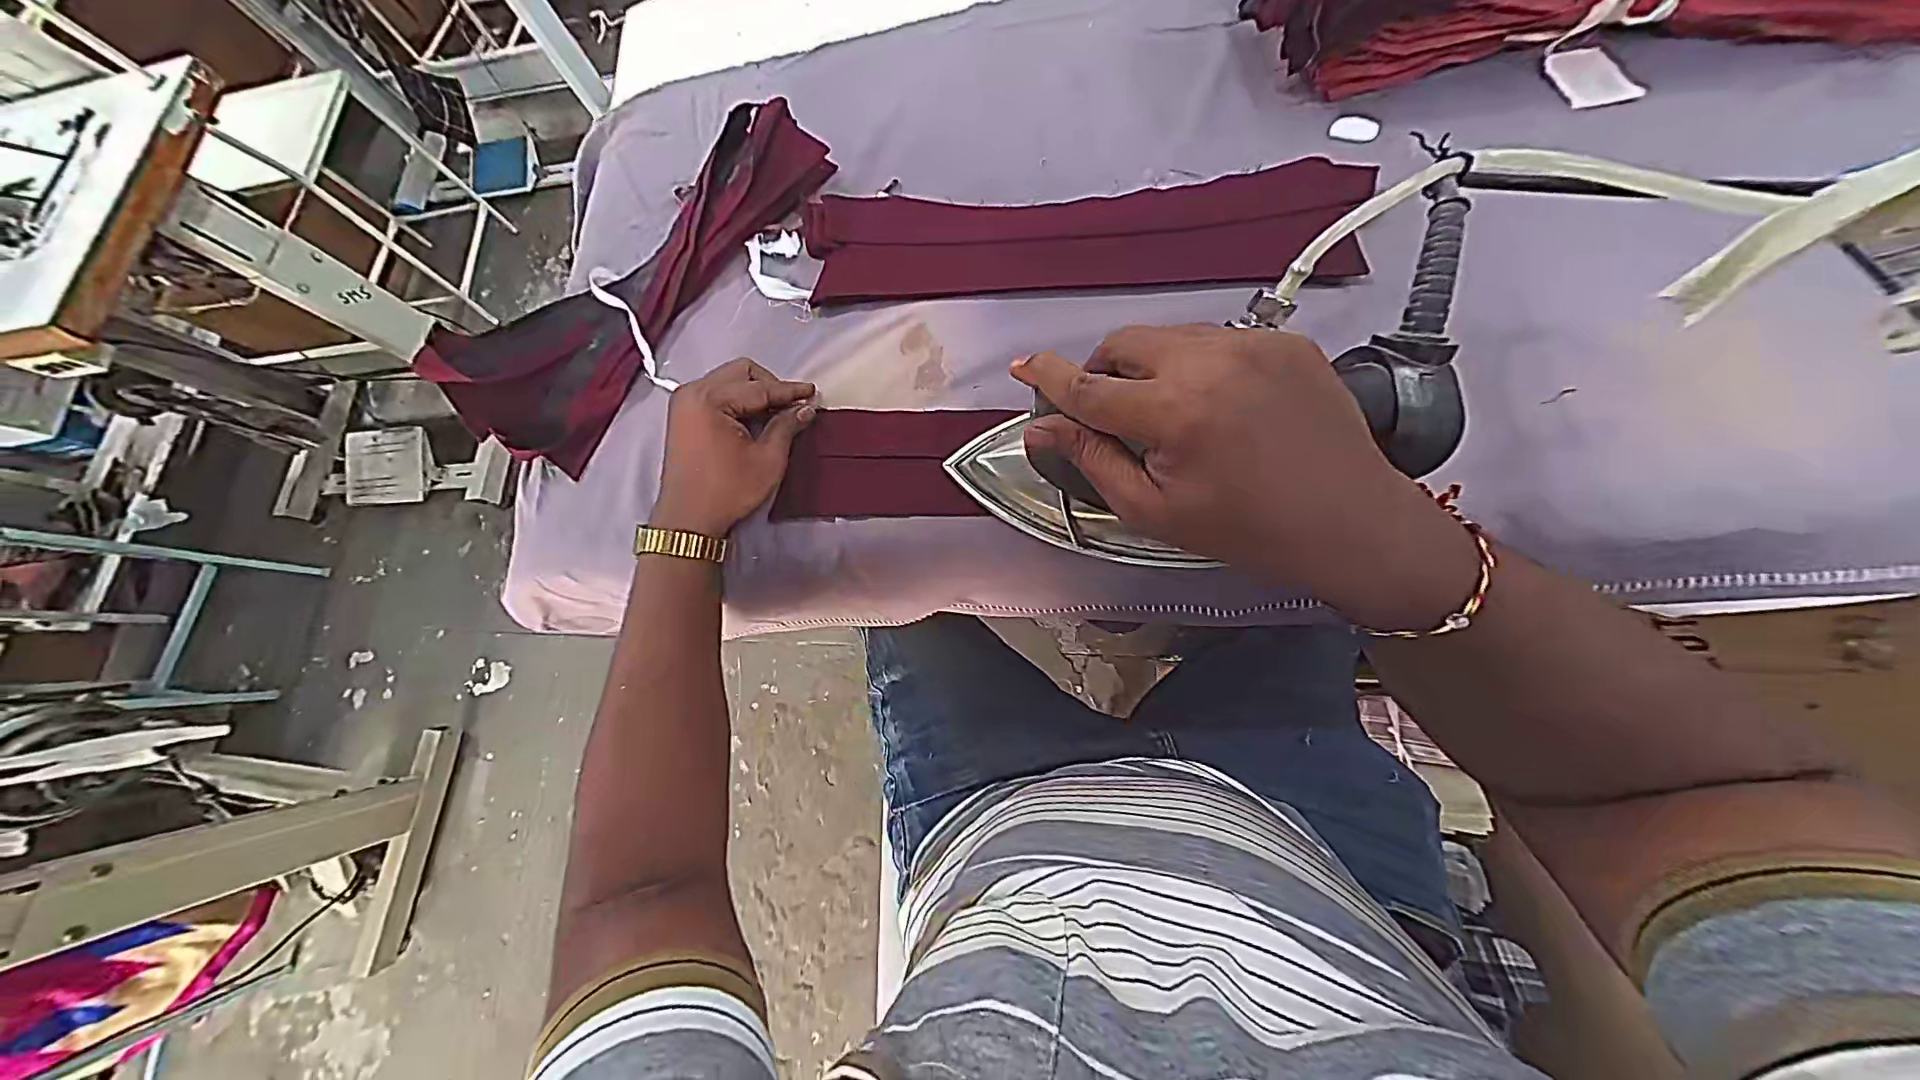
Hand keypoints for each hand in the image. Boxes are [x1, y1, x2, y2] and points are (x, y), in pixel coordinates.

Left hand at [651, 358, 815, 537]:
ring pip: (729, 380)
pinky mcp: (684, 415)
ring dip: (754, 393)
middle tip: (792, 407)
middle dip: (770, 386)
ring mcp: (684, 403)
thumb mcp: (768, 459)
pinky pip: (717, 394)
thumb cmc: (727, 492)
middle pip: (741, 372)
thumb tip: (805, 409)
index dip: (790, 391)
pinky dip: (739, 401)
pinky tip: (755, 420)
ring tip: (776, 415)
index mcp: (709, 400)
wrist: (689, 518)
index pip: (759, 387)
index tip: (812, 394)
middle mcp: (692, 393)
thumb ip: (787, 426)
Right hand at [1011, 325, 1478, 630]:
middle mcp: (1212, 362)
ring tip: (1169, 414)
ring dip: (1150, 367)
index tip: (1026, 366)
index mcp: (1175, 412)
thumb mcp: (1154, 510)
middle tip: (1112, 415)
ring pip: (1168, 335)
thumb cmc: (1250, 530)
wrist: (1349, 522)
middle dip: (1105, 373)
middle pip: (1124, 343)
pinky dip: (1195, 365)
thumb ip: (1092, 460)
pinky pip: (1214, 339)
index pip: (1088, 386)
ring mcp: (1253, 345)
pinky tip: (1214, 405)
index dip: (1048, 377)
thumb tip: (1044, 431)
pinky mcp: (1284, 343)